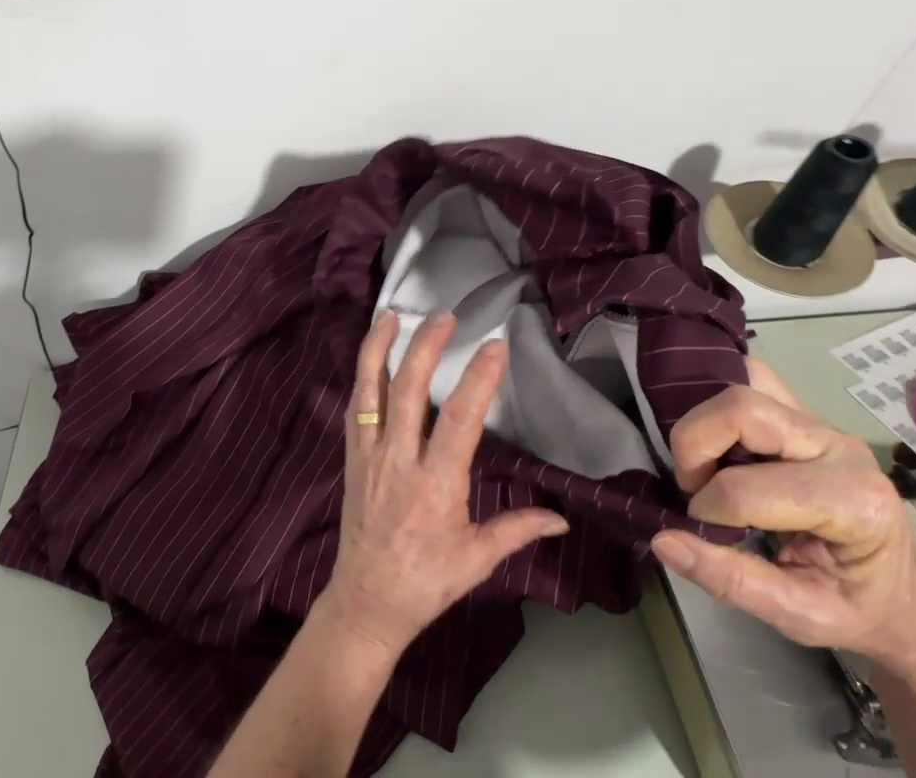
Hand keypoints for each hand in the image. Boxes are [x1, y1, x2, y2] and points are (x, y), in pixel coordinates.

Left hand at [316, 311, 570, 655]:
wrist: (367, 600)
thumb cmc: (427, 582)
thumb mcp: (478, 560)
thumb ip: (518, 529)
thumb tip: (563, 517)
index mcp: (435, 483)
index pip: (459, 419)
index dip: (477, 379)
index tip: (494, 346)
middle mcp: (398, 460)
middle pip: (409, 390)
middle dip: (426, 347)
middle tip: (446, 317)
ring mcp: (369, 455)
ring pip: (371, 391)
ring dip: (379, 349)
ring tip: (392, 315)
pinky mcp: (352, 458)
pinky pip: (355, 409)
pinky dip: (363, 378)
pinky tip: (370, 357)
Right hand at [649, 359, 915, 669]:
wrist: (904, 598)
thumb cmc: (858, 610)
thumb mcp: (800, 618)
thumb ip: (730, 579)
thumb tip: (662, 541)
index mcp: (853, 504)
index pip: (745, 488)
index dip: (707, 513)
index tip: (708, 538)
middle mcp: (841, 450)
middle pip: (741, 409)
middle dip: (695, 448)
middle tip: (695, 490)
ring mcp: (825, 426)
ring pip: (745, 384)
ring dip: (706, 424)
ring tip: (707, 467)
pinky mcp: (807, 416)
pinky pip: (755, 382)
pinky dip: (721, 405)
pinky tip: (719, 447)